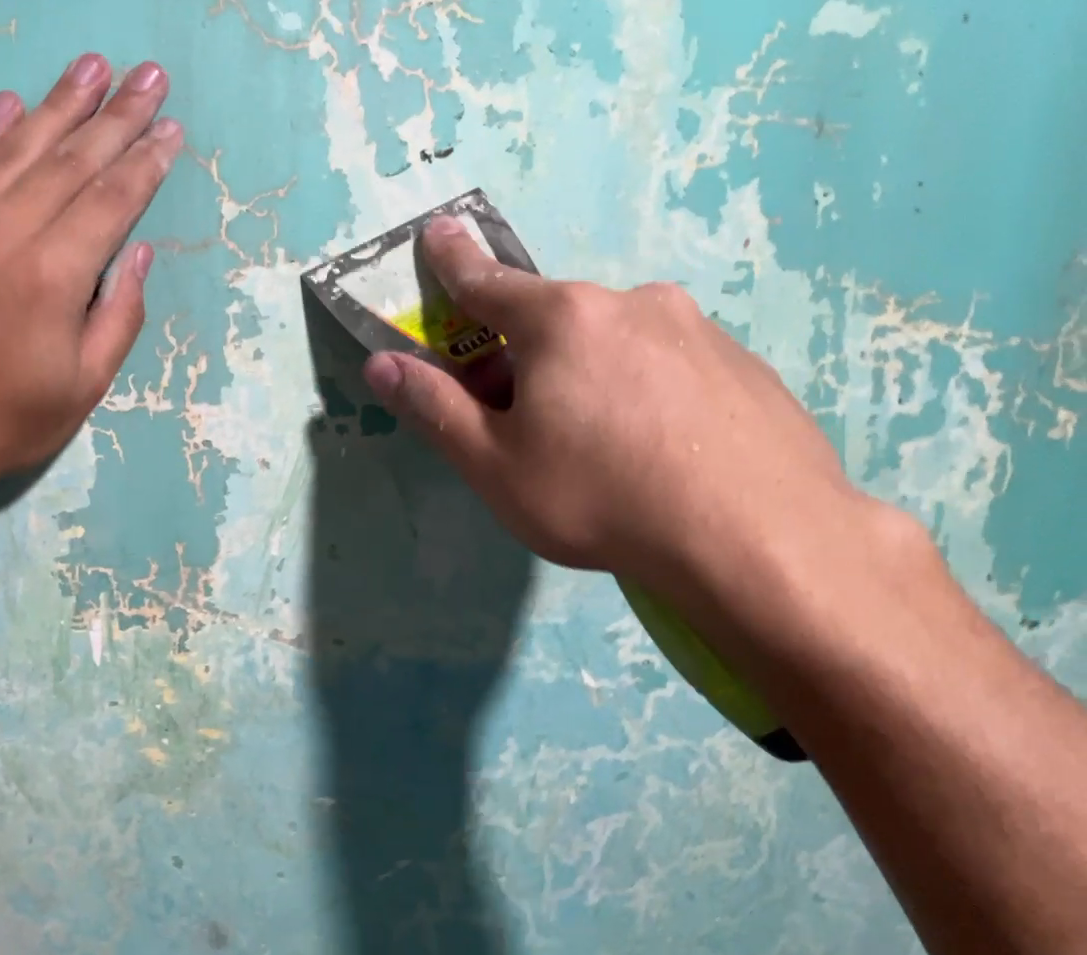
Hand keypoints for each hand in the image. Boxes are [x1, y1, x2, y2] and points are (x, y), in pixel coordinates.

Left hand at [0, 55, 182, 494]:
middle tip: (147, 77)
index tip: (170, 130)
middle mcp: (1, 235)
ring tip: (90, 69)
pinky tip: (8, 105)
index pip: (110, 201)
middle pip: (68, 162)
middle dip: (114, 118)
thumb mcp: (84, 386)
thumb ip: (120, 316)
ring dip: (56, 107)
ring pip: (11, 152)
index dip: (145, 163)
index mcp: (52, 276)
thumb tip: (140, 252)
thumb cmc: (6, 422)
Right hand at [362, 215, 876, 590]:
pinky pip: (664, 365)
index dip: (453, 261)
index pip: (488, 281)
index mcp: (561, 321)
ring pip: (612, 343)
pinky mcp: (741, 364)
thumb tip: (381, 364)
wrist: (760, 536)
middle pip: (552, 320)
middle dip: (520, 354)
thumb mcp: (494, 465)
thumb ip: (435, 409)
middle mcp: (631, 304)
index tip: (438, 229)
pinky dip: (639, 391)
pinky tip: (650, 450)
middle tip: (514, 418)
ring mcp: (696, 329)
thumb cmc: (600, 497)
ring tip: (592, 447)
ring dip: (583, 375)